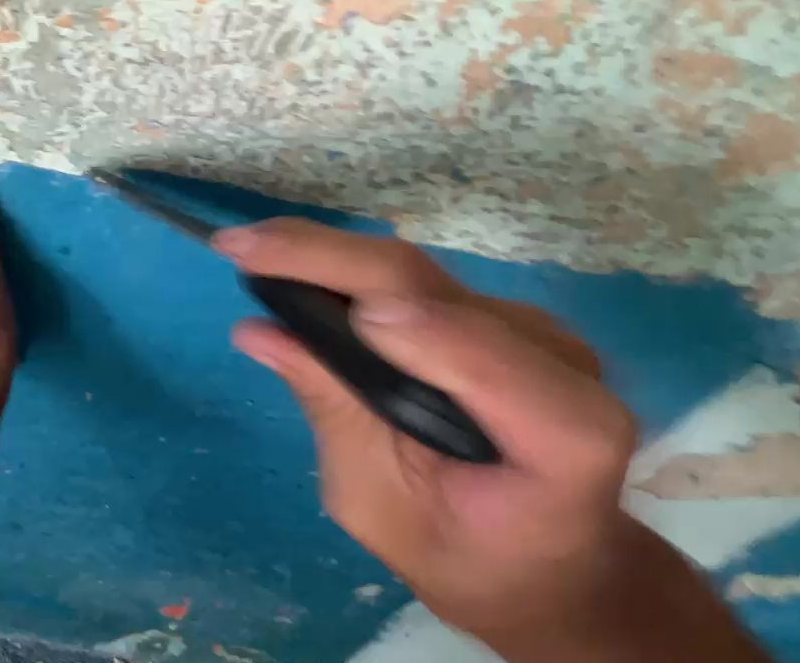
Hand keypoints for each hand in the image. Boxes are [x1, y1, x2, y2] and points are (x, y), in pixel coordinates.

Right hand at [222, 217, 639, 645]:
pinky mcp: (481, 309)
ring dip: (321, 251)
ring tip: (247, 248)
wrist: (536, 553)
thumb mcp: (382, 505)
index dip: (433, 335)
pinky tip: (283, 256)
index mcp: (561, 438)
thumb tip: (259, 332)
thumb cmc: (463, 549)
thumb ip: (335, 416)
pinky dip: (336, 261)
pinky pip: (401, 273)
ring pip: (409, 269)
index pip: (501, 372)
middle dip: (330, 260)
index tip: (351, 319)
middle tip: (238, 247)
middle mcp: (552, 362)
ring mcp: (518, 326)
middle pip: (432, 291)